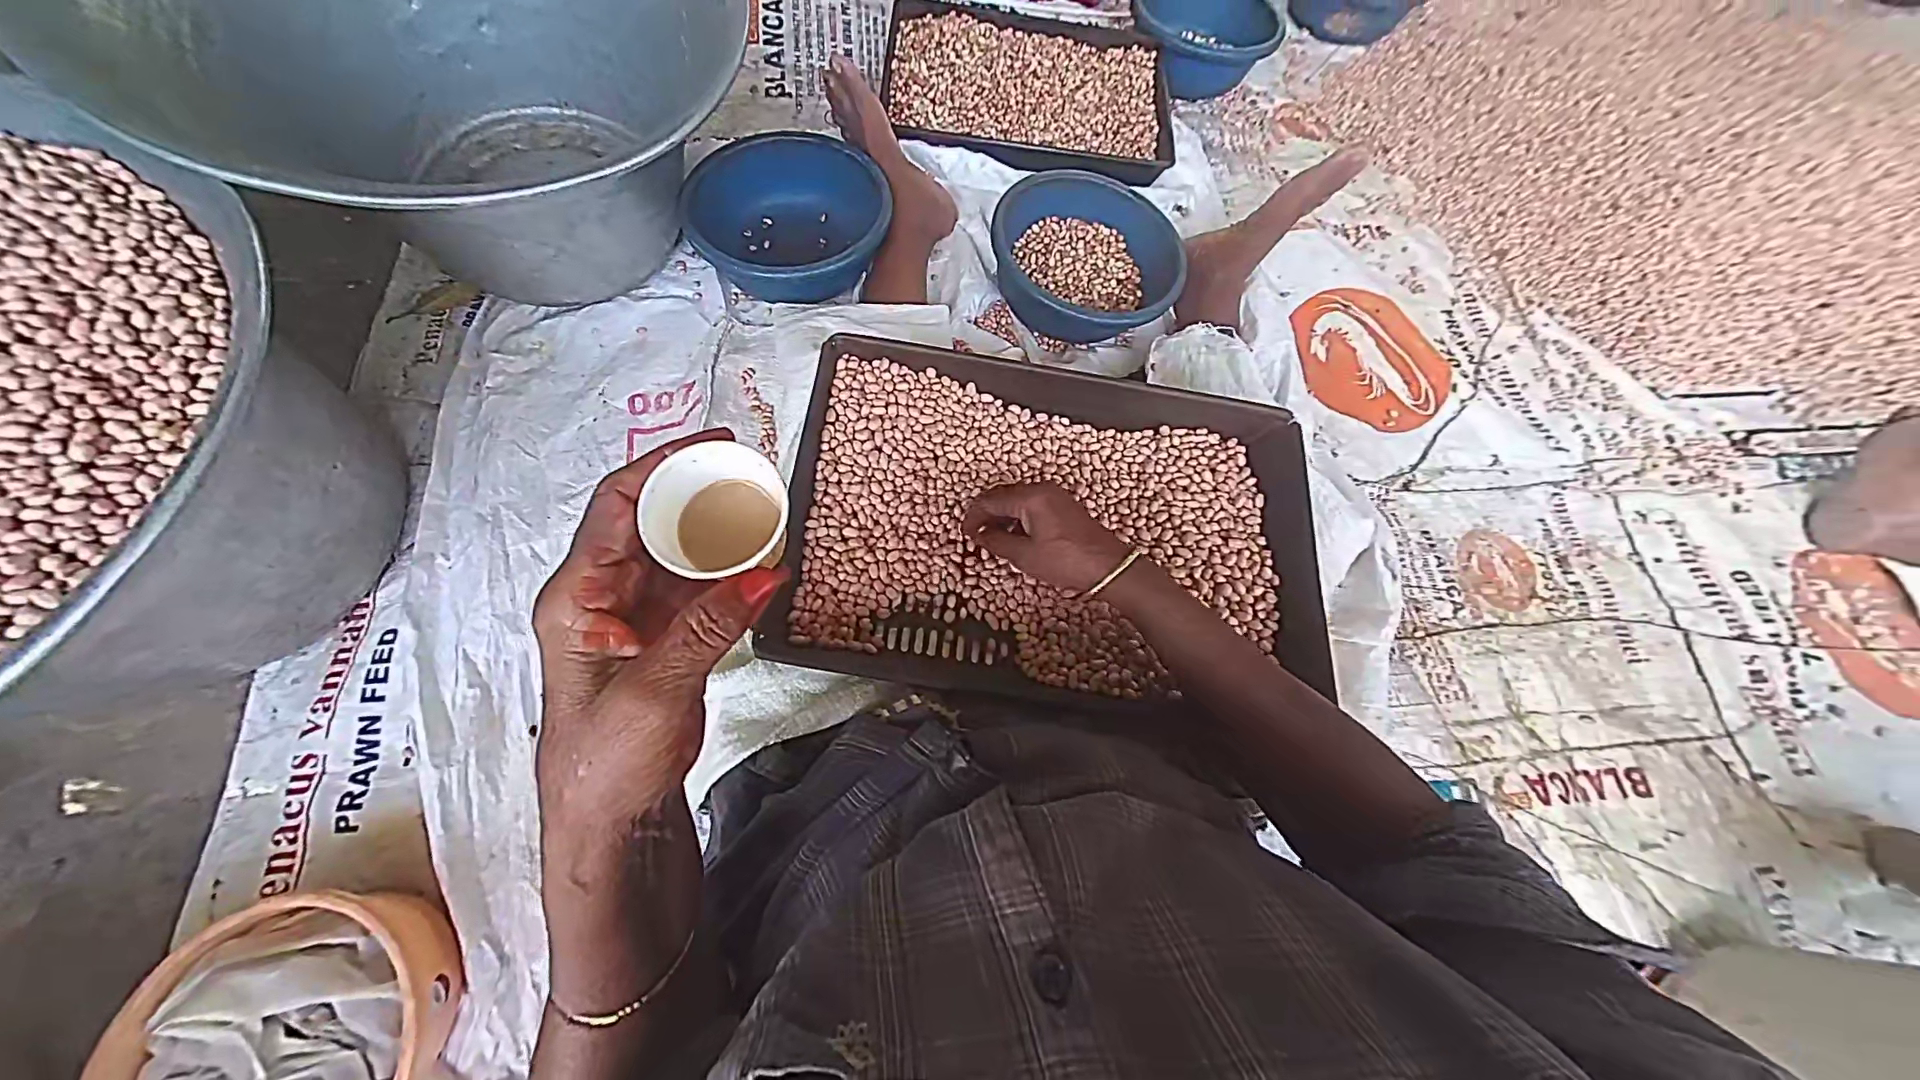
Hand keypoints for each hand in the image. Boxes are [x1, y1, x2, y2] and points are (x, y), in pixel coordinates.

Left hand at [532, 429, 787, 853]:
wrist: (611, 813)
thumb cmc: (604, 758)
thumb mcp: (655, 688)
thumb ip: (710, 626)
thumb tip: (766, 573)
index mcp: (579, 595)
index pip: (618, 506)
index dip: (662, 466)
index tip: (713, 446)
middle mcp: (606, 593)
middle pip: (655, 521)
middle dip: (702, 494)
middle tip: (754, 478)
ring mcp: (640, 612)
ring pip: (683, 552)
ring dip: (722, 532)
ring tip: (767, 513)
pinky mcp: (668, 632)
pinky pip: (704, 586)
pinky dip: (734, 572)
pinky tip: (763, 562)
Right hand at [963, 482, 1133, 593]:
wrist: (1108, 567)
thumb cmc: (1066, 561)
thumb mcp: (1024, 555)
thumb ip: (996, 541)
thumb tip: (979, 535)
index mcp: (1030, 497)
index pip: (990, 500)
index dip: (974, 516)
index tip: (965, 532)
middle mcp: (1042, 489)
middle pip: (1003, 496)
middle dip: (986, 514)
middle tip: (976, 535)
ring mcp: (1055, 496)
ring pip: (1018, 500)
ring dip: (1002, 517)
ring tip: (993, 539)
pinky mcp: (1064, 506)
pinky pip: (1032, 505)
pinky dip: (1019, 517)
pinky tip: (1015, 536)